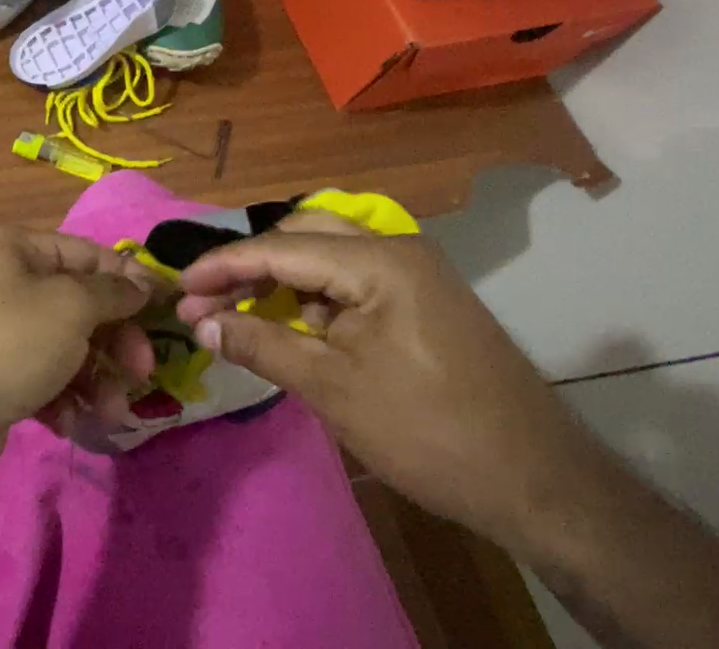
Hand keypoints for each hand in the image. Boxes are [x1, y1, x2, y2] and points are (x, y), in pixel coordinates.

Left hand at [0, 226, 161, 449]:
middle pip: (78, 304)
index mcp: (13, 248)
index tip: (165, 312)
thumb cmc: (7, 343)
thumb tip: (141, 282)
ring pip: (64, 346)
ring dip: (95, 379)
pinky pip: (41, 377)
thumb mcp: (70, 307)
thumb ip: (112, 292)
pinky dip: (61, 398)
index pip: (87, 253)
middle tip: (141, 372)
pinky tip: (66, 421)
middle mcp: (1, 280)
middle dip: (115, 341)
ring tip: (108, 411)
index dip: (128, 281)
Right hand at [177, 213, 616, 549]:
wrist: (541, 483)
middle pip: (301, 235)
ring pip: (327, 254)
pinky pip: (352, 278)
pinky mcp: (424, 300)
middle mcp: (398, 250)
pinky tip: (291, 324)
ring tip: (239, 313)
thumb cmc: (428, 432)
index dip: (220, 267)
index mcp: (378, 262)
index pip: (276, 248)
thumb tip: (201, 323)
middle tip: (208, 302)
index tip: (177, 291)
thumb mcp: (330, 388)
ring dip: (279, 277)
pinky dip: (313, 294)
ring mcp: (416, 274)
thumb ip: (258, 343)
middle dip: (249, 264)